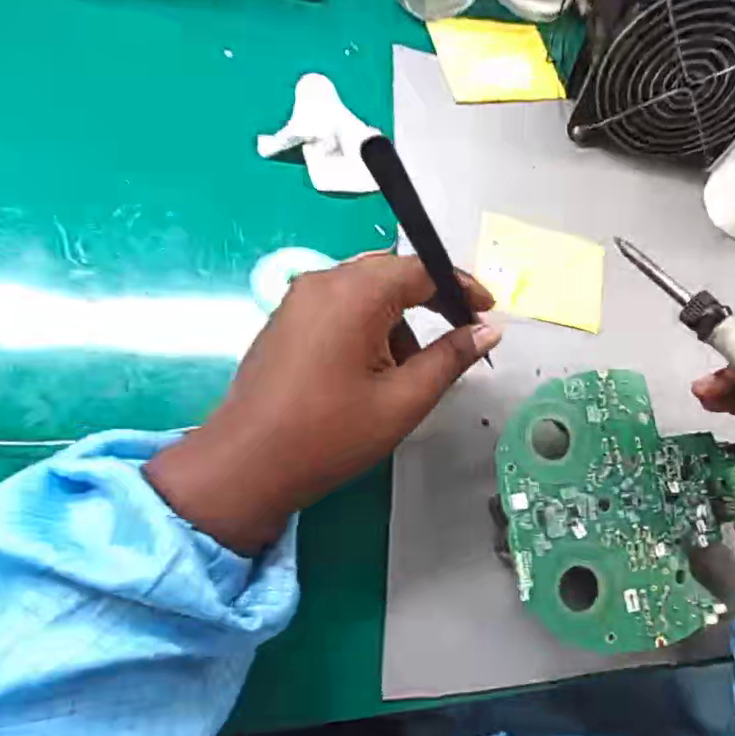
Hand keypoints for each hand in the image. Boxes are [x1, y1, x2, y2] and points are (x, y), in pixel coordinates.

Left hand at [146, 253, 499, 554]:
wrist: (247, 465)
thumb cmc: (330, 435)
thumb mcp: (403, 400)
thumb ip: (450, 358)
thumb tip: (487, 331)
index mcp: (354, 293)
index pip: (421, 270)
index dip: (460, 288)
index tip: (486, 312)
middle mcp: (322, 282)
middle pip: (391, 276)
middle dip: (427, 306)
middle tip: (455, 340)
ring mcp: (297, 300)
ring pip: (364, 295)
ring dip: (395, 324)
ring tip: (402, 376)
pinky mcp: (284, 321)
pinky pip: (338, 309)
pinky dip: (365, 330)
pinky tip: (367, 375)